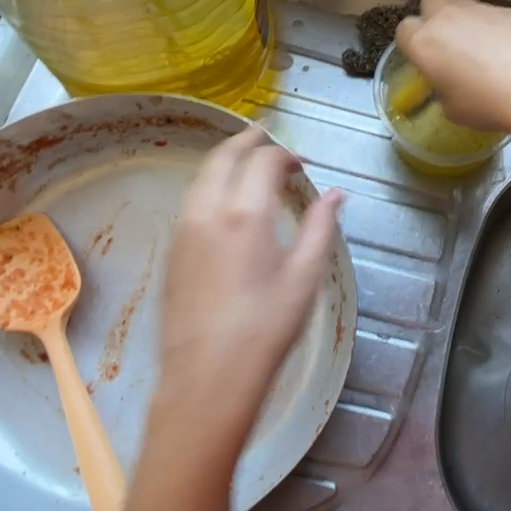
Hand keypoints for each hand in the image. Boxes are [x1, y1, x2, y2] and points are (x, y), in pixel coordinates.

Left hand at [154, 127, 343, 440]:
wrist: (209, 376)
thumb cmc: (267, 327)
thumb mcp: (306, 276)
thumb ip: (322, 227)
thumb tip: (337, 194)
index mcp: (245, 214)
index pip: (263, 161)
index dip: (285, 154)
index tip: (302, 164)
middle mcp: (208, 212)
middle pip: (223, 157)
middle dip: (247, 140)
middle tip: (266, 134)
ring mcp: (184, 231)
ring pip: (201, 177)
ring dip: (224, 160)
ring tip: (245, 160)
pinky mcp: (173, 252)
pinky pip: (191, 200)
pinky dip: (210, 184)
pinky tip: (225, 200)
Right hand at [395, 0, 510, 132]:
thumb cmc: (486, 105)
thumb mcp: (452, 109)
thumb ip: (443, 89)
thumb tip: (450, 84)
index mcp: (423, 42)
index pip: (404, 30)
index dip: (412, 44)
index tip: (424, 59)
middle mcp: (446, 18)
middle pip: (429, 4)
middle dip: (433, 19)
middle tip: (446, 45)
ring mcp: (478, 9)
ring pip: (459, 2)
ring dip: (460, 17)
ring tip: (475, 42)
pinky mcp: (506, 10)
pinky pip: (490, 12)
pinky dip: (491, 25)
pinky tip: (505, 47)